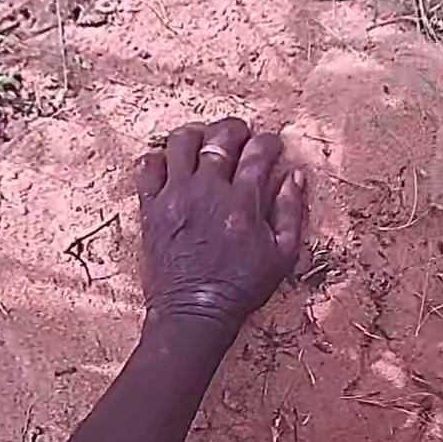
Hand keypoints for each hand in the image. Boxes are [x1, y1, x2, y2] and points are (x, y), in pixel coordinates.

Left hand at [135, 117, 305, 332]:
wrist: (194, 312)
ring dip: (198, 134)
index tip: (273, 144)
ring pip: (181, 142)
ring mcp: (175, 197)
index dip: (269, 143)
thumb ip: (290, 212)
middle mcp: (208, 192)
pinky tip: (174, 165)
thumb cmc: (241, 287)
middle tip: (242, 134)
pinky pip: (148, 166)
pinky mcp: (151, 208)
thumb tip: (295, 176)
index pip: (258, 154)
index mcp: (243, 203)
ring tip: (206, 141)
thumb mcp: (282, 256)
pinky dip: (161, 158)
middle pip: (221, 139)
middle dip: (236, 130)